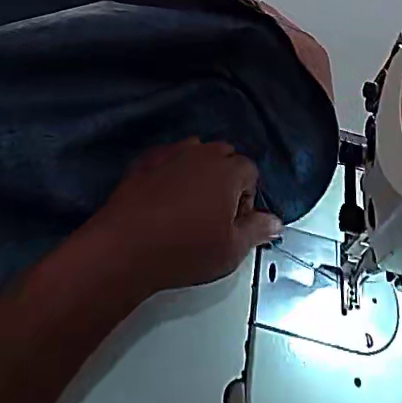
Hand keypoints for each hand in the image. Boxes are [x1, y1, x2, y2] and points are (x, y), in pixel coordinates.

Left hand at [77, 139, 283, 295]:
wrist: (126, 245)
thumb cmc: (183, 248)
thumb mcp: (231, 250)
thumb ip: (257, 230)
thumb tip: (274, 222)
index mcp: (228, 170)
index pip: (250, 171)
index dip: (247, 197)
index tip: (235, 221)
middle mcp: (201, 152)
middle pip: (224, 155)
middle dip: (226, 178)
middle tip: (216, 214)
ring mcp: (171, 152)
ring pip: (195, 153)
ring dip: (198, 171)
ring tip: (190, 206)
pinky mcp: (146, 159)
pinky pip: (168, 158)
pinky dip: (172, 171)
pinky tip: (165, 199)